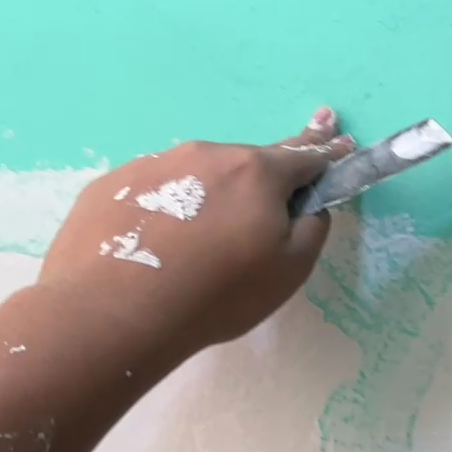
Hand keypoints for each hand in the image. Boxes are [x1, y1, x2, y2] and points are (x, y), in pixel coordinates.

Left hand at [36, 107, 354, 363]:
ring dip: (215, 195)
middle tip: (268, 209)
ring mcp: (153, 165)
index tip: (341, 138)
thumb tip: (308, 205)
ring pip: (202, 175)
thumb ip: (312, 227)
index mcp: (257, 172)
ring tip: (206, 240)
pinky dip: (171, 207)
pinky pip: (159, 190)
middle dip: (266, 180)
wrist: (111, 314)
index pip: (305, 154)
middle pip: (250, 163)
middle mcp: (206, 156)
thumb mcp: (292, 267)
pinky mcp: (111, 185)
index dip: (327, 149)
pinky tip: (164, 242)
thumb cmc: (219, 293)